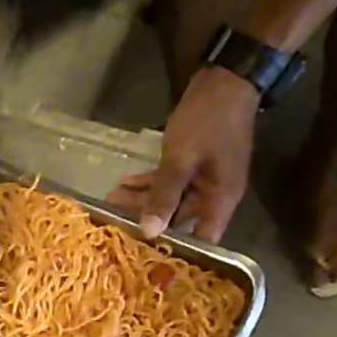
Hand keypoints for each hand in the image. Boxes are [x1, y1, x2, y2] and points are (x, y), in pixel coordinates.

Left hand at [109, 67, 258, 242]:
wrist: (225, 79)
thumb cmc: (208, 122)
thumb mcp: (181, 160)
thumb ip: (164, 197)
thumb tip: (149, 232)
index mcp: (219, 202)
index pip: (203, 242)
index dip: (178, 253)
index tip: (147, 258)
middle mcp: (213, 197)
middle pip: (179, 221)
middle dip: (148, 222)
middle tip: (114, 223)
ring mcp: (203, 180)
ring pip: (170, 200)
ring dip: (142, 200)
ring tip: (111, 201)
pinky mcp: (193, 166)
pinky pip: (170, 182)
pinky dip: (150, 183)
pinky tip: (124, 183)